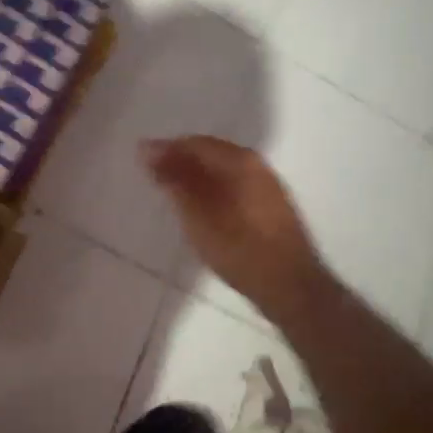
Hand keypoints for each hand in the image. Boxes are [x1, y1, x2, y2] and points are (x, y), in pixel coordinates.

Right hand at [142, 136, 332, 320]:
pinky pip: (235, 185)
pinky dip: (213, 190)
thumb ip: (173, 181)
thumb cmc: (240, 250)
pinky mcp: (272, 208)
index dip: (166, 149)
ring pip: (224, 170)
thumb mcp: (198, 216)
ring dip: (197, 176)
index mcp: (241, 161)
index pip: (196, 143)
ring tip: (172, 191)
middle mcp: (258, 166)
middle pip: (212, 153)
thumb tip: (148, 149)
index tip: (140, 160)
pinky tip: (202, 207)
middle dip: (181, 161)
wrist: (292, 288)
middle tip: (153, 175)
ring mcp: (269, 187)